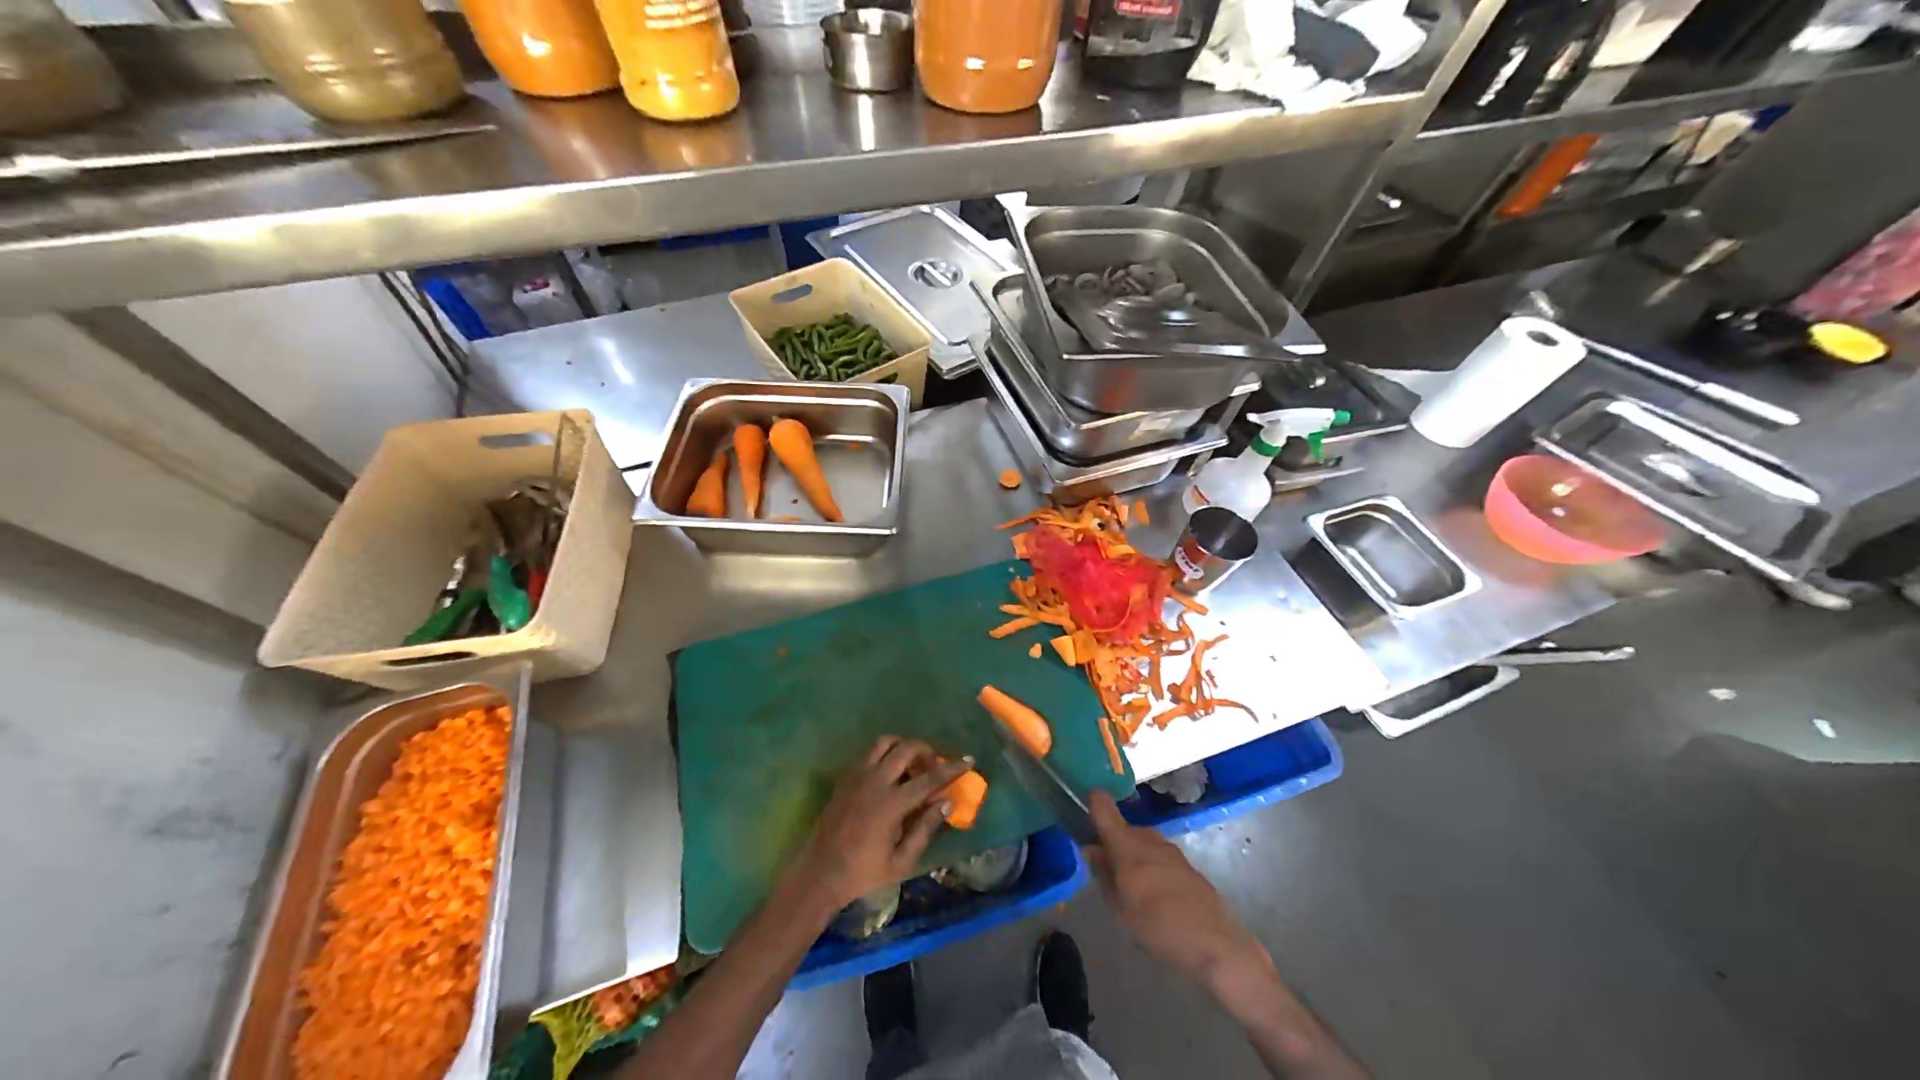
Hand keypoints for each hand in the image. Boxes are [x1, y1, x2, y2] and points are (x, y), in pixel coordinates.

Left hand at [787, 736, 972, 911]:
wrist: (821, 872)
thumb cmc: (864, 872)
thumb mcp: (901, 860)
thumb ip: (925, 829)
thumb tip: (946, 803)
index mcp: (891, 804)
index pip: (929, 778)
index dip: (952, 768)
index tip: (969, 760)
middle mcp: (875, 781)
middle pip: (907, 748)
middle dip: (927, 751)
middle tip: (935, 766)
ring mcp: (857, 775)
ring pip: (885, 742)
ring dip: (904, 747)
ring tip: (913, 765)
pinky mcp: (846, 777)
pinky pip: (870, 753)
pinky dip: (886, 754)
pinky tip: (891, 773)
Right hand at [1085, 790, 1272, 986]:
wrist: (1215, 943)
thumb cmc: (1159, 927)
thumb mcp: (1120, 909)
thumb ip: (1104, 875)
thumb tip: (1092, 850)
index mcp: (1127, 846)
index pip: (1104, 810)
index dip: (1093, 801)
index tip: (1085, 801)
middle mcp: (1148, 838)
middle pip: (1123, 829)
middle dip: (1111, 842)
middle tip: (1103, 867)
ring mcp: (1170, 849)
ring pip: (1141, 842)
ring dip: (1132, 854)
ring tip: (1128, 885)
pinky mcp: (1186, 864)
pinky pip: (1158, 855)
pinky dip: (1149, 864)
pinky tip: (1153, 893)